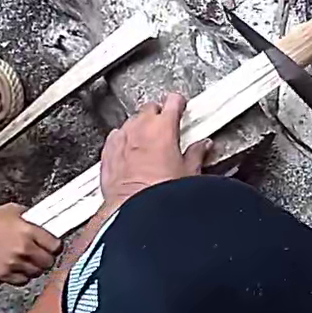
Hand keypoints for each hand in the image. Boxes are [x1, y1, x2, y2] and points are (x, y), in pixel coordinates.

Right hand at [0, 203, 60, 284]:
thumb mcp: (9, 211)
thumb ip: (28, 216)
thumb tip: (40, 221)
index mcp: (27, 230)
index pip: (55, 244)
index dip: (56, 246)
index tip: (54, 246)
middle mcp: (24, 248)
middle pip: (48, 261)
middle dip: (47, 258)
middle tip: (43, 255)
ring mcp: (14, 263)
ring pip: (37, 272)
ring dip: (36, 268)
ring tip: (30, 262)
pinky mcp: (4, 275)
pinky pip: (23, 281)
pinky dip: (24, 276)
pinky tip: (19, 269)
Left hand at [100, 93, 210, 211]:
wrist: (135, 211)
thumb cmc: (161, 193)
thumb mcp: (190, 172)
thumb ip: (196, 154)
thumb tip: (202, 147)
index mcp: (163, 127)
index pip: (172, 101)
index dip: (178, 103)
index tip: (180, 106)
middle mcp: (140, 128)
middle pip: (149, 109)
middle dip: (157, 114)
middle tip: (165, 125)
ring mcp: (121, 139)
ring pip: (130, 122)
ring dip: (139, 127)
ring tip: (148, 140)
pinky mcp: (108, 153)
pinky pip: (115, 138)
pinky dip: (123, 141)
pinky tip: (128, 150)